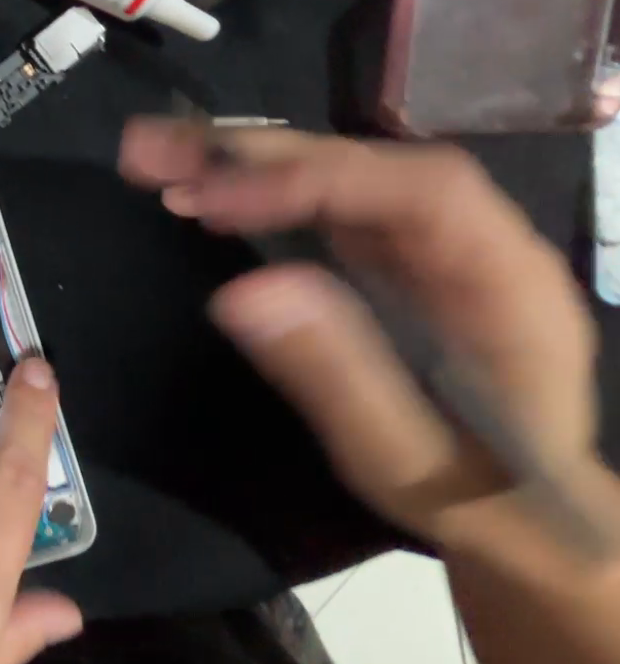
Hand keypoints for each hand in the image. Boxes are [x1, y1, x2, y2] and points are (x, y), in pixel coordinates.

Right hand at [119, 118, 607, 556]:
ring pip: (326, 174)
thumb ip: (336, 375)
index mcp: (502, 281)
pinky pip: (309, 204)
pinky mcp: (375, 257)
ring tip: (148, 158)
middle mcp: (463, 243)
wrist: (515, 511)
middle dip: (250, 154)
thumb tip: (242, 292)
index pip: (415, 192)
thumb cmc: (472, 493)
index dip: (310, 180)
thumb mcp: (404, 454)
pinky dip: (244, 189)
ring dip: (234, 161)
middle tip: (150, 152)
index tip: (209, 200)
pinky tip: (190, 192)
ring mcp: (416, 246)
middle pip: (360, 166)